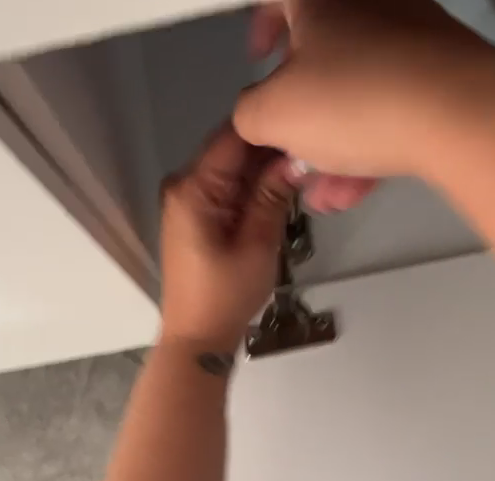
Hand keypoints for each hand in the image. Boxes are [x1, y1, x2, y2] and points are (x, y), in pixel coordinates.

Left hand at [158, 127, 297, 352]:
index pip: (234, 135)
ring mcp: (185, 201)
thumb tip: (296, 156)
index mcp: (193, 188)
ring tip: (301, 171)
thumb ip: (273, 196)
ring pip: (231, 170)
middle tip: (312, 153)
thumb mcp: (257, 245)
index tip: (307, 125)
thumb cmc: (225, 298)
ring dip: (262, 171)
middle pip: (231, 150)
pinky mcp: (193, 218)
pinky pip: (225, 190)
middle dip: (269, 149)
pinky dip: (249, 190)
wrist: (197, 340)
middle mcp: (183, 185)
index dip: (272, 126)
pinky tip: (278, 193)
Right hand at [235, 0, 494, 184]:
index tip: (258, 58)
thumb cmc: (358, 99)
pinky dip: (370, 142)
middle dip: (302, 112)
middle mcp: (368, 2)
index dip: (261, 26)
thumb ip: (249, 114)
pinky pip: (392, 103)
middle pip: (321, 52)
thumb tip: (255, 115)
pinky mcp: (439, 69)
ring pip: (357, 89)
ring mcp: (410, 32)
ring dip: (334, 143)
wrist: (457, 113)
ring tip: (326, 190)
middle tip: (292, 147)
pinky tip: (358, 187)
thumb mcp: (274, 116)